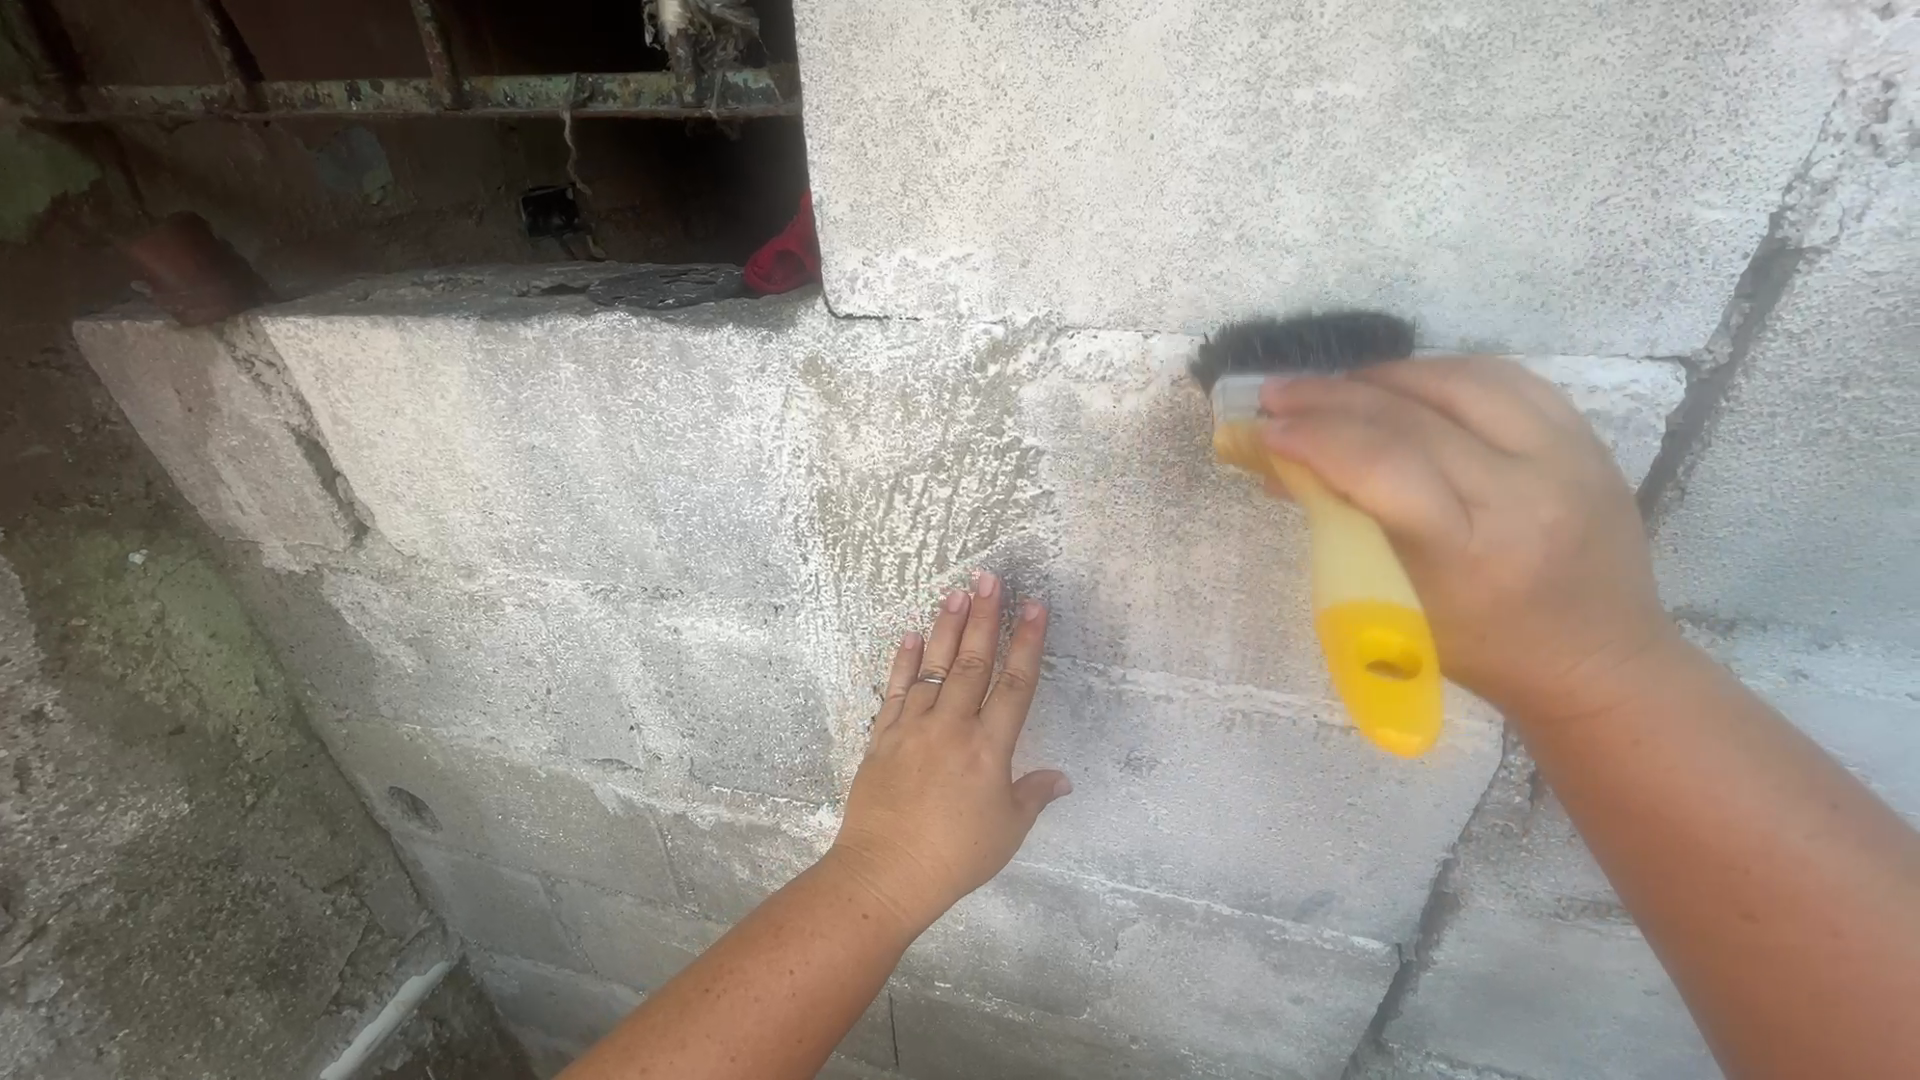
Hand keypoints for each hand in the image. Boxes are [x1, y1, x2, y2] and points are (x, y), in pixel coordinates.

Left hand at [827, 572, 1070, 933]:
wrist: (885, 873)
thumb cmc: (955, 857)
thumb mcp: (1007, 831)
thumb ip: (1034, 795)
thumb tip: (1062, 777)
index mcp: (989, 748)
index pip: (1015, 684)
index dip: (1027, 642)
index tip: (1034, 606)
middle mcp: (952, 727)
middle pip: (973, 662)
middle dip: (985, 617)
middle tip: (991, 578)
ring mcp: (913, 727)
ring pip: (934, 667)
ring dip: (947, 627)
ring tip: (957, 591)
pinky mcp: (883, 736)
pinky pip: (895, 690)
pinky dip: (903, 661)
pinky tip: (910, 635)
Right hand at [1258, 356, 1685, 725]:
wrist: (1598, 660)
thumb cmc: (1479, 649)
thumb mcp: (1395, 600)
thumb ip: (1341, 527)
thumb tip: (1277, 469)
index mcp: (1471, 549)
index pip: (1382, 466)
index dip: (1316, 438)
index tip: (1266, 429)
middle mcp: (1524, 491)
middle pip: (1412, 416)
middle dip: (1331, 398)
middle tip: (1278, 394)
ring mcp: (1566, 457)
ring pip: (1459, 380)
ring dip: (1382, 376)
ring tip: (1334, 387)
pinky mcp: (1587, 439)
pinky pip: (1503, 378)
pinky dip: (1438, 373)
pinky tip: (1401, 385)